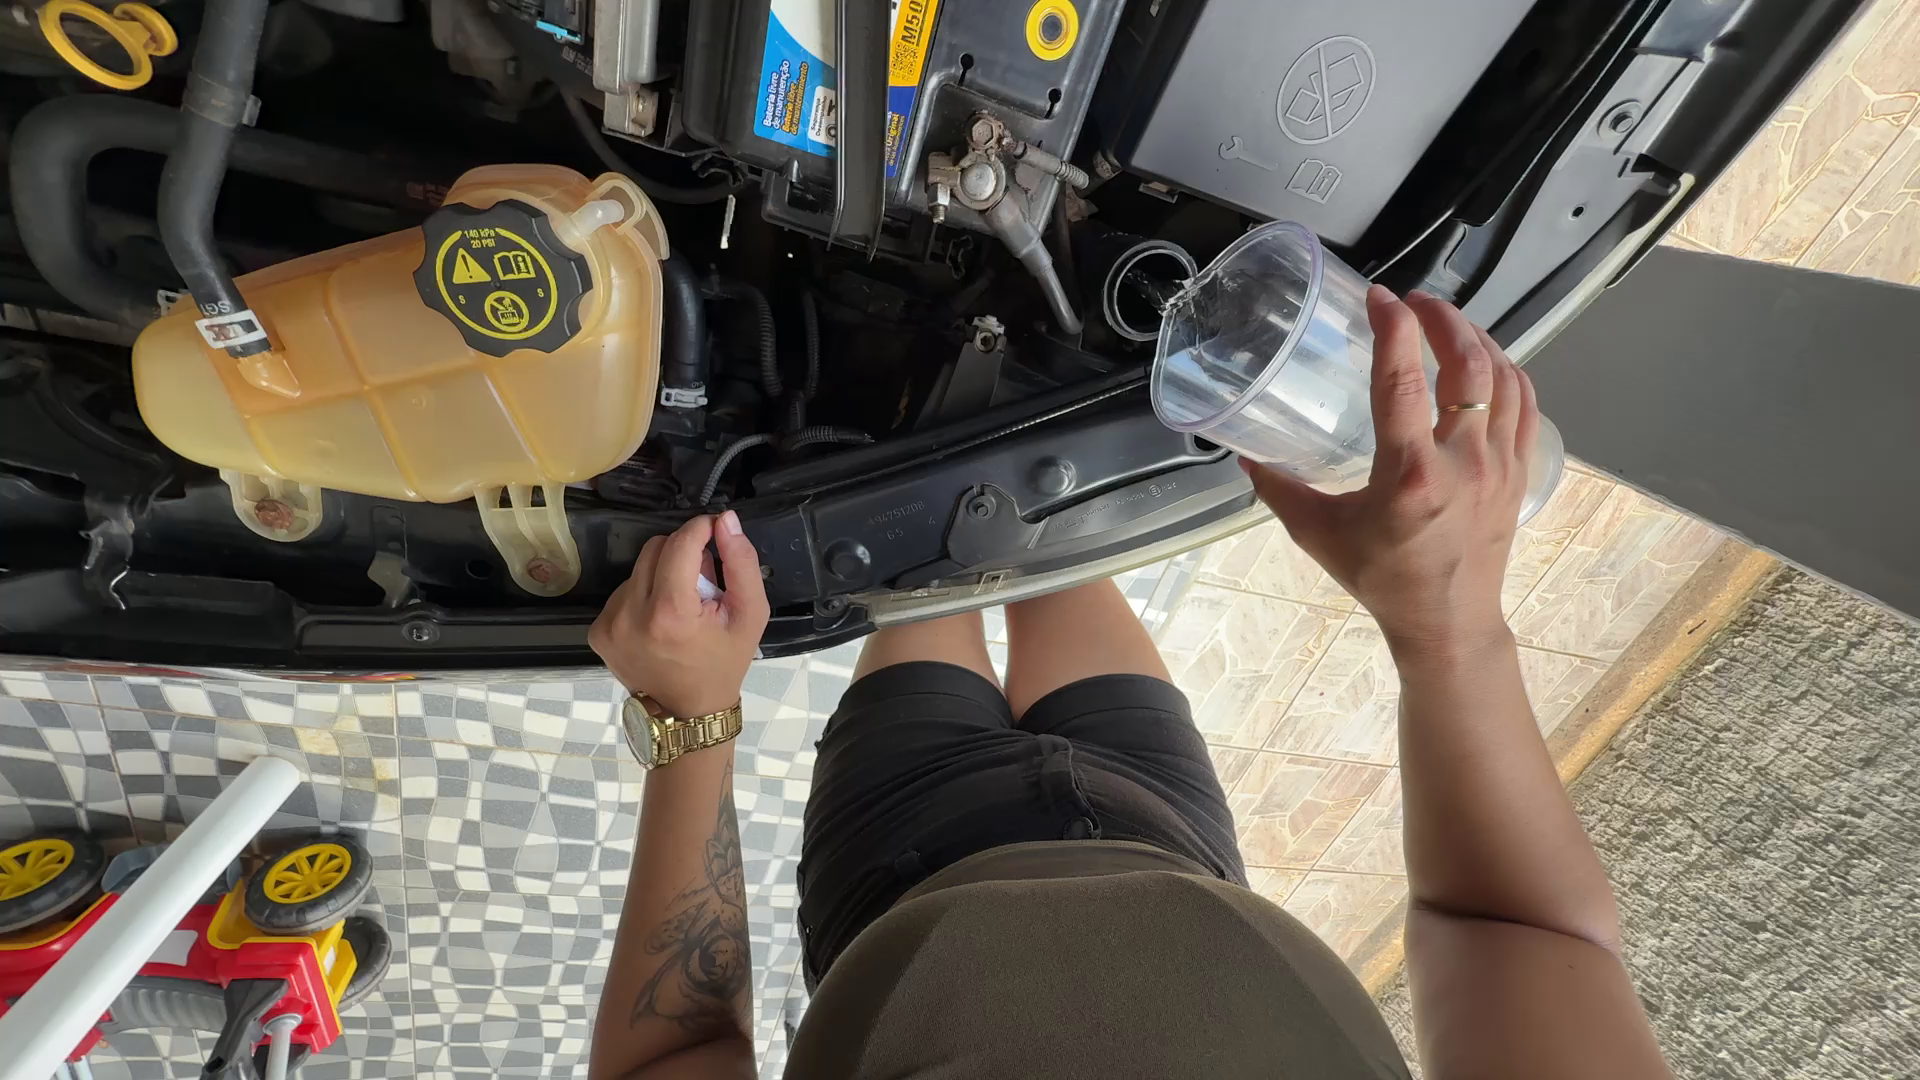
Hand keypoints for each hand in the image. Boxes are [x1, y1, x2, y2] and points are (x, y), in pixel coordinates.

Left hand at [589, 510, 770, 716]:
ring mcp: (609, 623)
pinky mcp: (598, 631)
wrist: (688, 711)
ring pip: (639, 567)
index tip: (716, 526)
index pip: (679, 544)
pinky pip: (625, 589)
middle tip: (705, 579)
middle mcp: (631, 614)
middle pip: (655, 548)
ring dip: (664, 573)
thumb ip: (742, 563)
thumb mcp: (750, 614)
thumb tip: (727, 521)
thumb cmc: (725, 662)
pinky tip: (662, 618)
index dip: (700, 528)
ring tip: (684, 604)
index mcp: (671, 612)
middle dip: (683, 552)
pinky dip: (646, 593)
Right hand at [1242, 286, 1538, 657]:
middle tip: (1417, 300)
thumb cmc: (1379, 577)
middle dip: (1445, 320)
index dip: (1393, 332)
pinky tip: (1487, 361)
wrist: (1446, 618)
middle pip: (1469, 367)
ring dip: (1478, 339)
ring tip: (1450, 321)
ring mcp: (1500, 464)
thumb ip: (1279, 491)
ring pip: (1505, 379)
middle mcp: (1463, 461)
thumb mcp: (1317, 534)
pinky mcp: (1519, 471)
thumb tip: (1245, 458)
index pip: (1402, 384)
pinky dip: (1507, 371)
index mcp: (1409, 474)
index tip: (1380, 299)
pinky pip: (1524, 404)